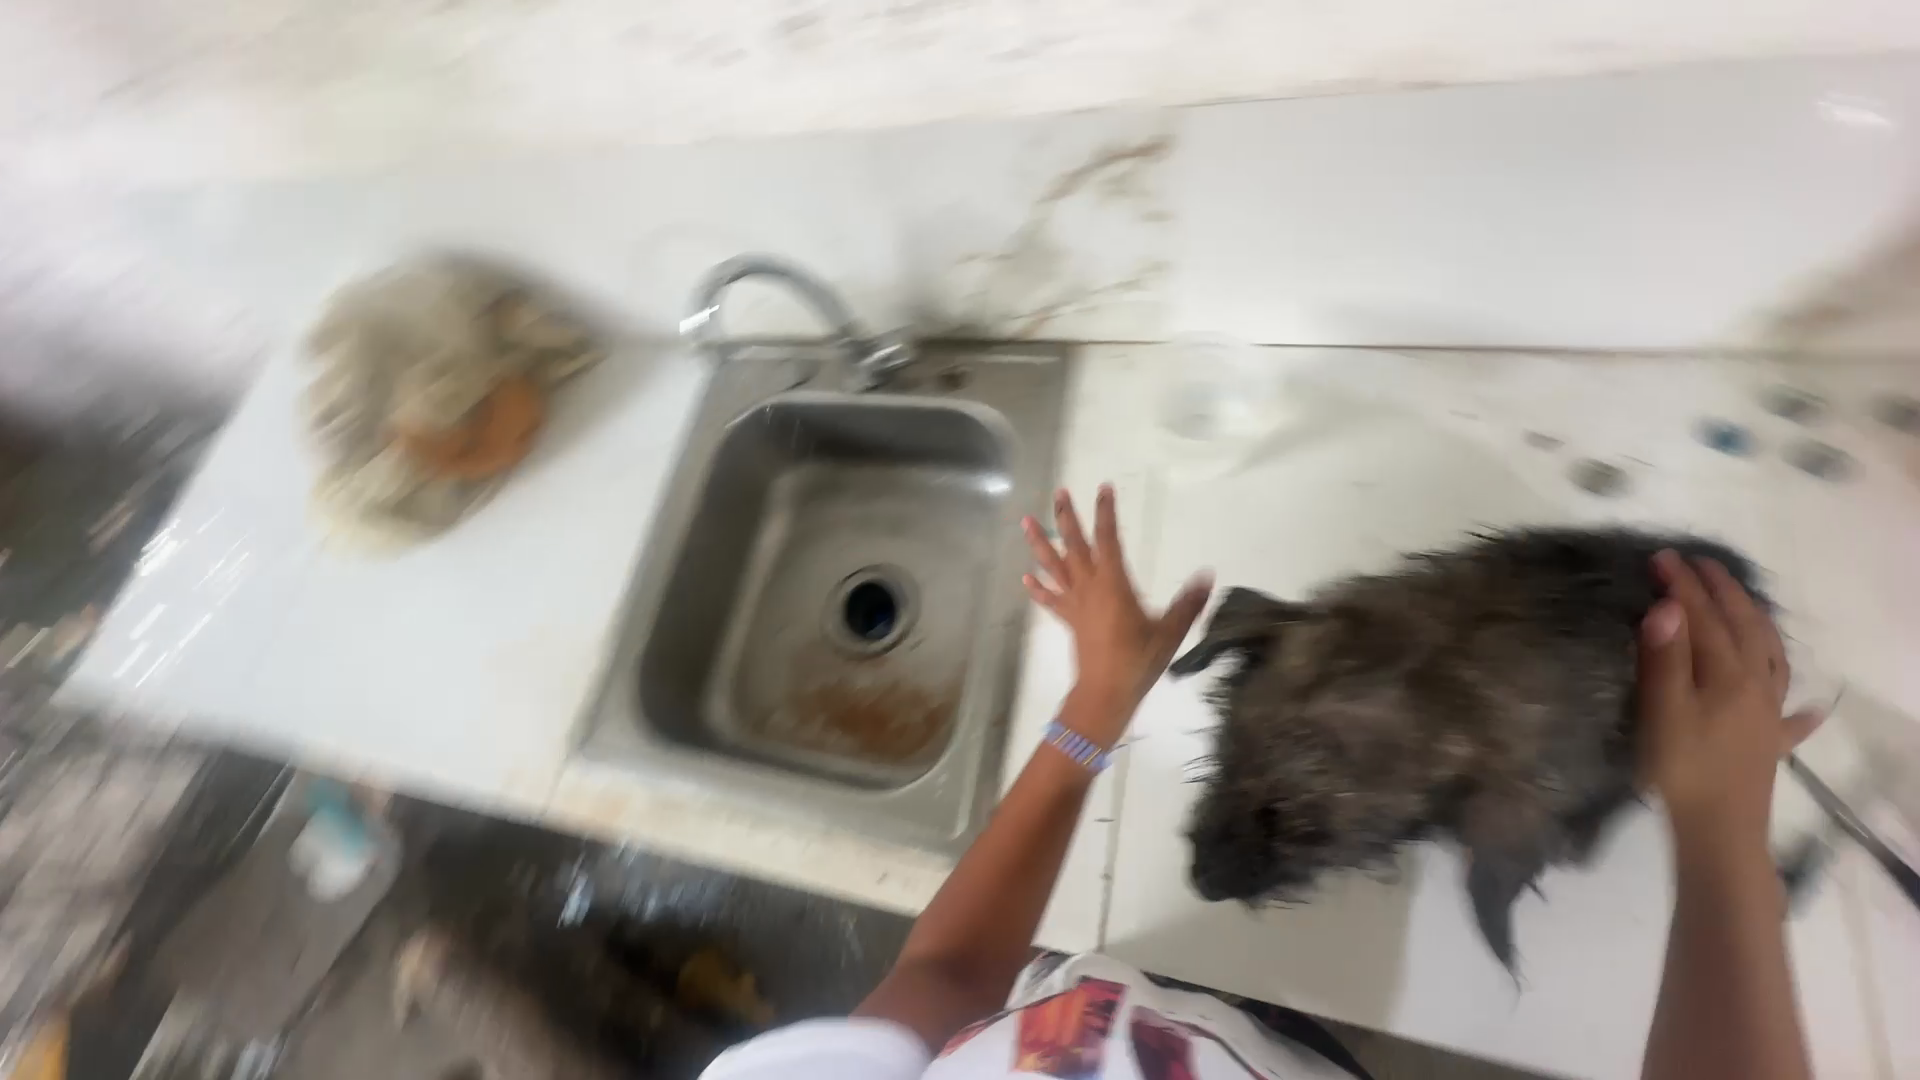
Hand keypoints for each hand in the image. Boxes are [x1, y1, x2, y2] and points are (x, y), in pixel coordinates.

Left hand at [1022, 484, 1211, 746]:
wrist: (1105, 693)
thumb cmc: (1138, 661)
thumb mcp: (1170, 632)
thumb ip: (1188, 603)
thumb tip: (1208, 575)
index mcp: (1113, 583)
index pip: (1108, 539)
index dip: (1106, 512)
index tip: (1105, 488)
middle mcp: (1089, 587)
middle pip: (1074, 545)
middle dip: (1067, 517)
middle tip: (1060, 492)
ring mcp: (1074, 603)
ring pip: (1053, 566)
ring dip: (1039, 543)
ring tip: (1025, 521)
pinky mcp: (1068, 621)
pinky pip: (1049, 600)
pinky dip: (1038, 588)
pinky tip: (1026, 576)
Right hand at [1638, 551, 1821, 852]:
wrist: (1720, 826)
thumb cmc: (1680, 763)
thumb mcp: (1661, 707)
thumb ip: (1664, 657)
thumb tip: (1667, 607)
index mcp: (1728, 676)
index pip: (1705, 619)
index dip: (1683, 586)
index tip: (1662, 557)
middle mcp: (1756, 687)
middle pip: (1746, 631)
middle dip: (1722, 593)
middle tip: (1697, 564)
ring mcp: (1767, 716)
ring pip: (1770, 660)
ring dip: (1755, 626)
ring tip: (1741, 605)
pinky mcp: (1767, 743)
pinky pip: (1791, 716)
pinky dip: (1799, 704)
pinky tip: (1809, 707)